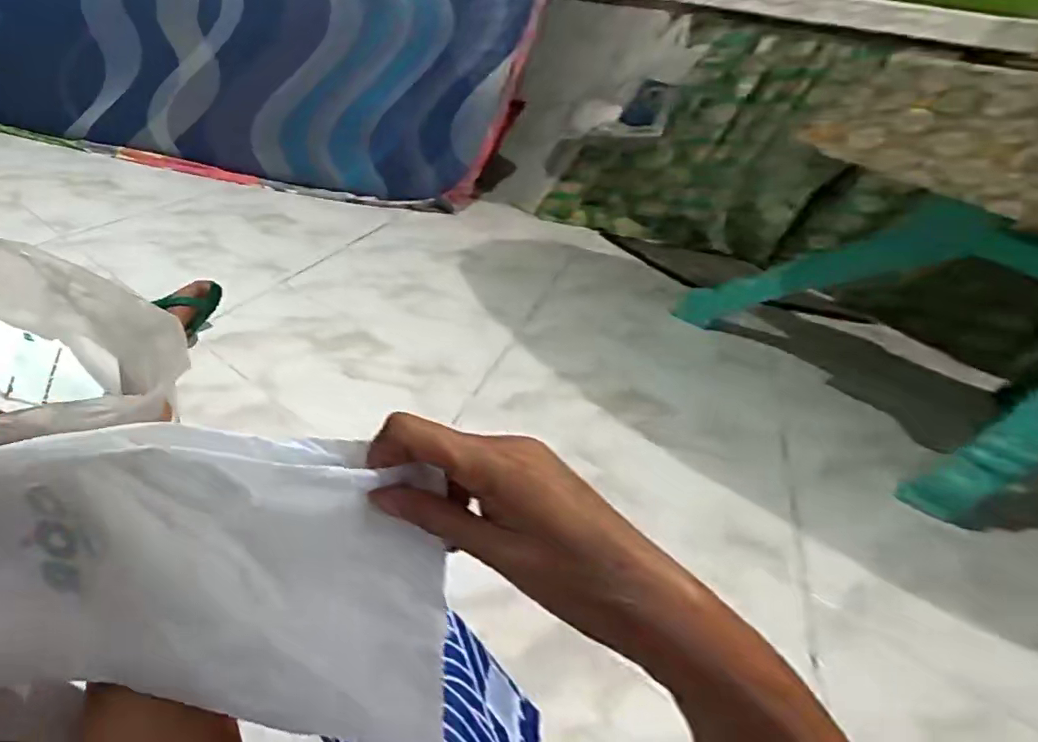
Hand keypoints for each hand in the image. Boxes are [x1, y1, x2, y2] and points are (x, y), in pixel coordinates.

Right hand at [370, 414, 845, 741]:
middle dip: (407, 469)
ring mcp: (527, 456)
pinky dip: (463, 486)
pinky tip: (474, 526)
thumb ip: (433, 516)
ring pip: (457, 453)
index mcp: (495, 460)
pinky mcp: (540, 471)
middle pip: (434, 439)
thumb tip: (380, 495)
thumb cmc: (576, 583)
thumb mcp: (496, 553)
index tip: (373, 487)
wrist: (664, 608)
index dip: (382, 449)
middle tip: (402, 513)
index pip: (413, 428)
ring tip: (442, 529)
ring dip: (436, 481)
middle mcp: (508, 446)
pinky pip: (482, 465)